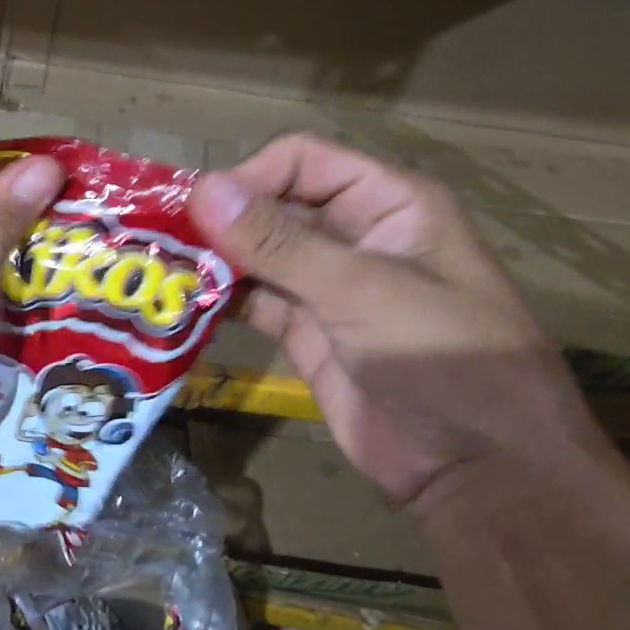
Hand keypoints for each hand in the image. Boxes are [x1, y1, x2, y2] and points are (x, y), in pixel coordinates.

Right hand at [190, 134, 604, 509]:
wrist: (475, 466)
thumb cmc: (443, 360)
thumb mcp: (362, 291)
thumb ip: (279, 243)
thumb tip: (202, 189)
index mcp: (388, 205)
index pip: (302, 163)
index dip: (249, 179)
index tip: (195, 214)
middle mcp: (354, 237)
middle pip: (271, 209)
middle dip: (218, 224)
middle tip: (154, 244)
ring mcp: (326, 288)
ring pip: (255, 259)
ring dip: (211, 265)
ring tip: (157, 276)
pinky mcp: (304, 333)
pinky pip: (252, 304)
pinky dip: (218, 305)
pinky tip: (179, 309)